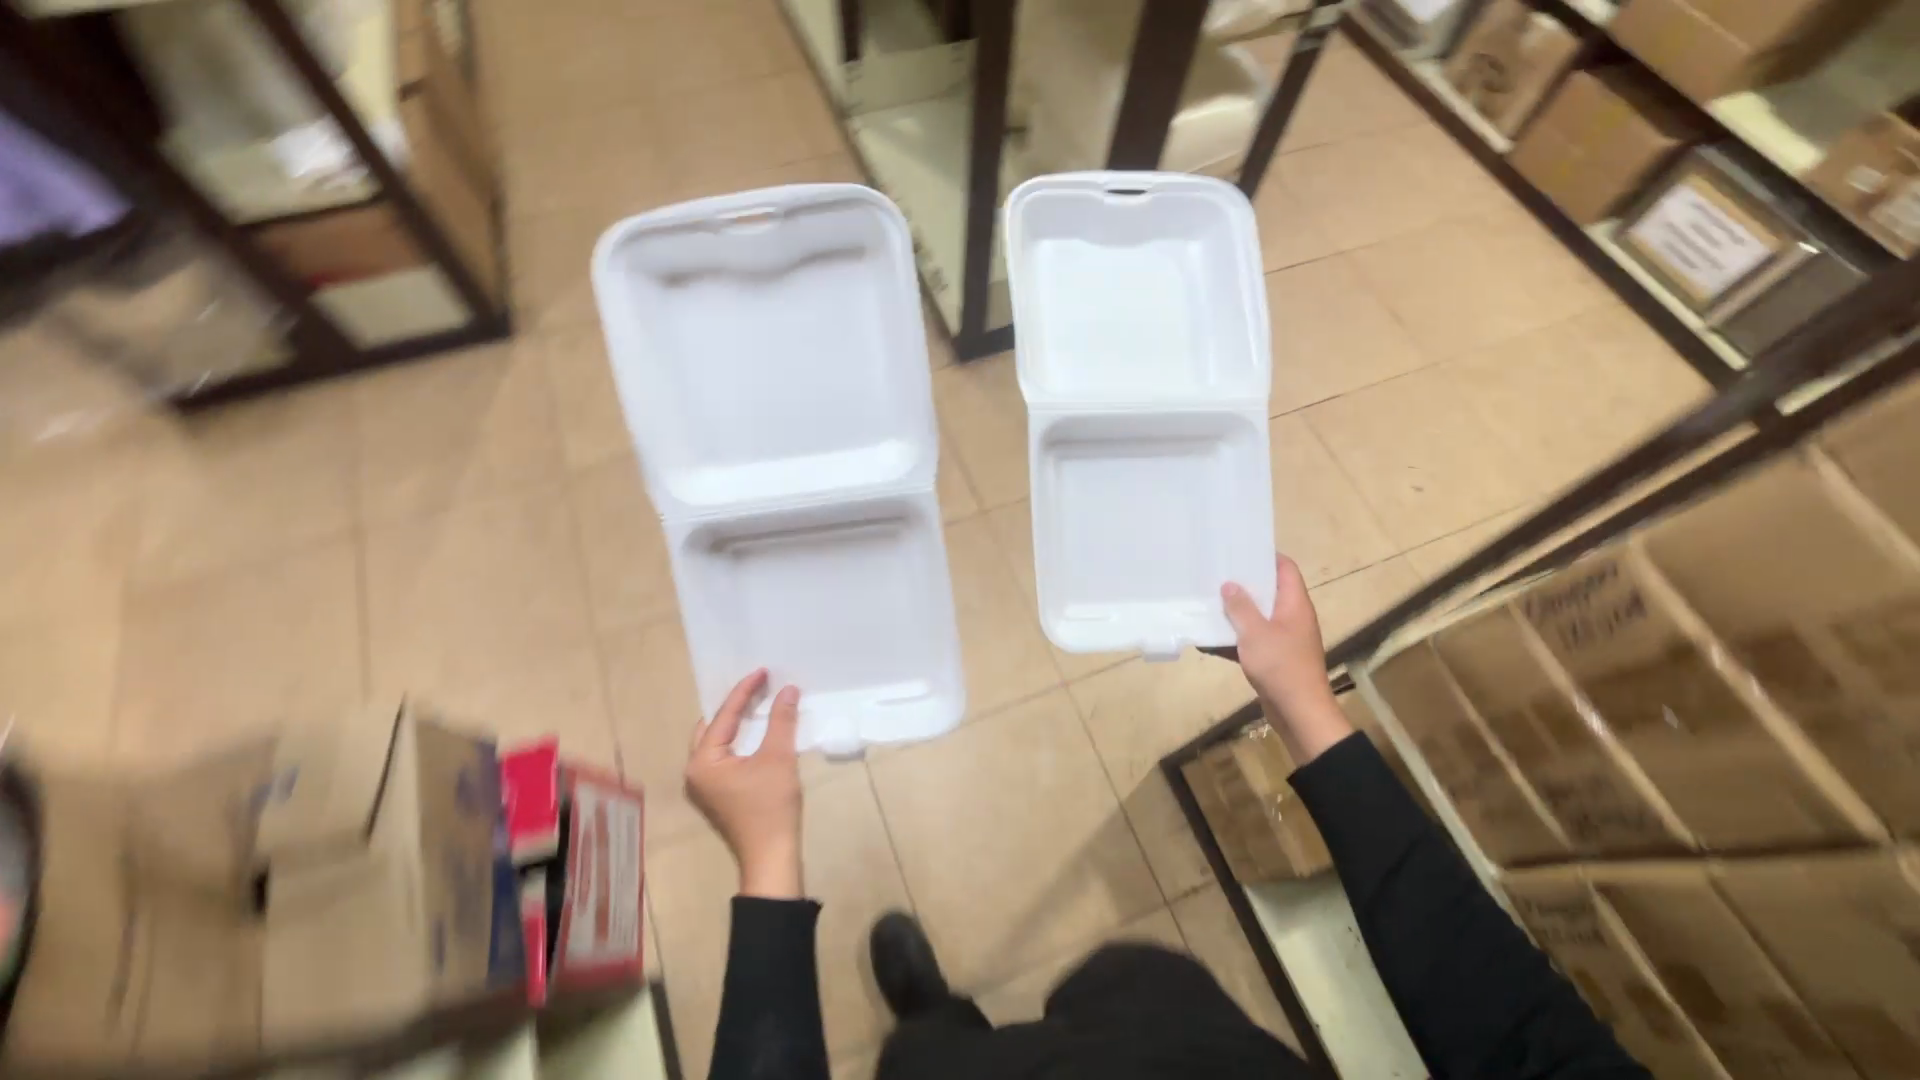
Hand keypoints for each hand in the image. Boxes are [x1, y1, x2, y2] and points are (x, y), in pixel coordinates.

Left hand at [685, 669, 804, 898]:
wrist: (771, 856)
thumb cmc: (770, 806)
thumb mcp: (778, 757)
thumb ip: (780, 720)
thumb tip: (788, 689)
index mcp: (702, 760)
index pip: (723, 715)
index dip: (745, 690)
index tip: (763, 671)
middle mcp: (695, 770)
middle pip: (712, 726)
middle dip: (735, 704)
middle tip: (758, 684)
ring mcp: (704, 784)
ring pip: (717, 740)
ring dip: (736, 721)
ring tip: (758, 700)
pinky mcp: (718, 792)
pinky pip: (723, 754)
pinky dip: (738, 738)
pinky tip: (756, 729)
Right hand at [1217, 555, 1351, 765]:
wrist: (1299, 712)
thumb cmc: (1281, 666)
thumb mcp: (1255, 633)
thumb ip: (1241, 607)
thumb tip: (1229, 585)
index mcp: (1294, 605)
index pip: (1285, 569)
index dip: (1266, 556)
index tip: (1239, 549)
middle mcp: (1292, 618)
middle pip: (1269, 591)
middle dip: (1244, 584)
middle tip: (1215, 573)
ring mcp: (1284, 639)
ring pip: (1258, 617)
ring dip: (1235, 612)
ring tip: (1207, 601)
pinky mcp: (1274, 659)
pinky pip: (1251, 641)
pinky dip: (1233, 639)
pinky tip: (1207, 640)